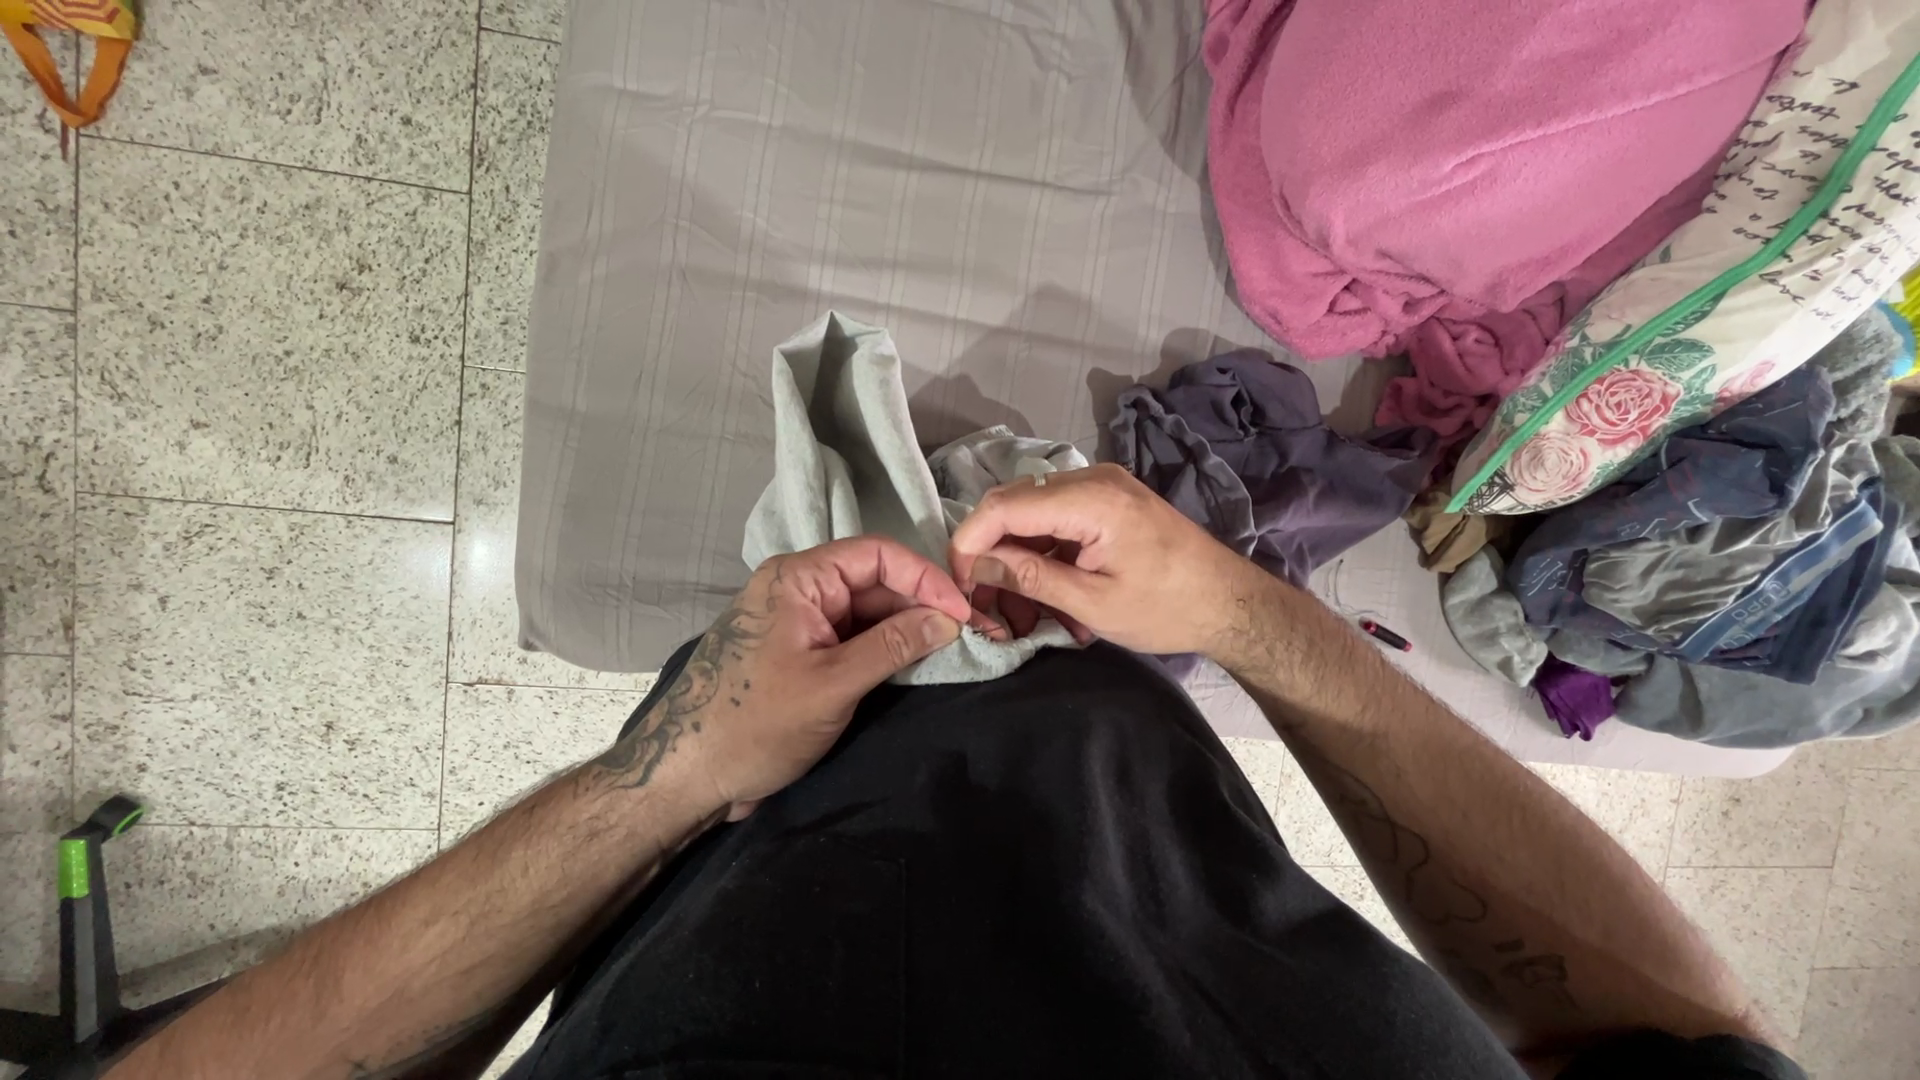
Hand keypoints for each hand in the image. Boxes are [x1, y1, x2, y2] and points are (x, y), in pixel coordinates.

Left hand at [591, 536, 974, 819]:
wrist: (688, 776)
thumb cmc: (755, 724)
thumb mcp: (832, 684)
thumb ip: (893, 646)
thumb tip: (949, 619)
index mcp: (798, 579)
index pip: (876, 555)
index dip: (925, 577)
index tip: (964, 611)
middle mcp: (800, 590)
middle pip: (875, 582)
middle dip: (922, 604)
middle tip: (971, 633)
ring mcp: (801, 623)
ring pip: (867, 612)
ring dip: (907, 628)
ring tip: (954, 648)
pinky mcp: (803, 653)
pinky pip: (853, 637)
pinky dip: (885, 648)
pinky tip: (917, 662)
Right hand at [948, 463, 1277, 657]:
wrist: (1230, 603)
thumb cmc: (1167, 608)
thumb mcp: (1093, 604)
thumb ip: (1030, 577)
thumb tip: (977, 563)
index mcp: (1090, 499)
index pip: (1003, 506)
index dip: (970, 543)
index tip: (960, 585)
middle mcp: (1091, 479)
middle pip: (1012, 505)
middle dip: (990, 555)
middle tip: (987, 607)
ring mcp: (1100, 487)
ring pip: (1029, 514)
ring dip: (1015, 560)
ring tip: (1018, 615)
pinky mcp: (1106, 501)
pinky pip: (1054, 520)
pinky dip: (1040, 555)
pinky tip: (1043, 595)